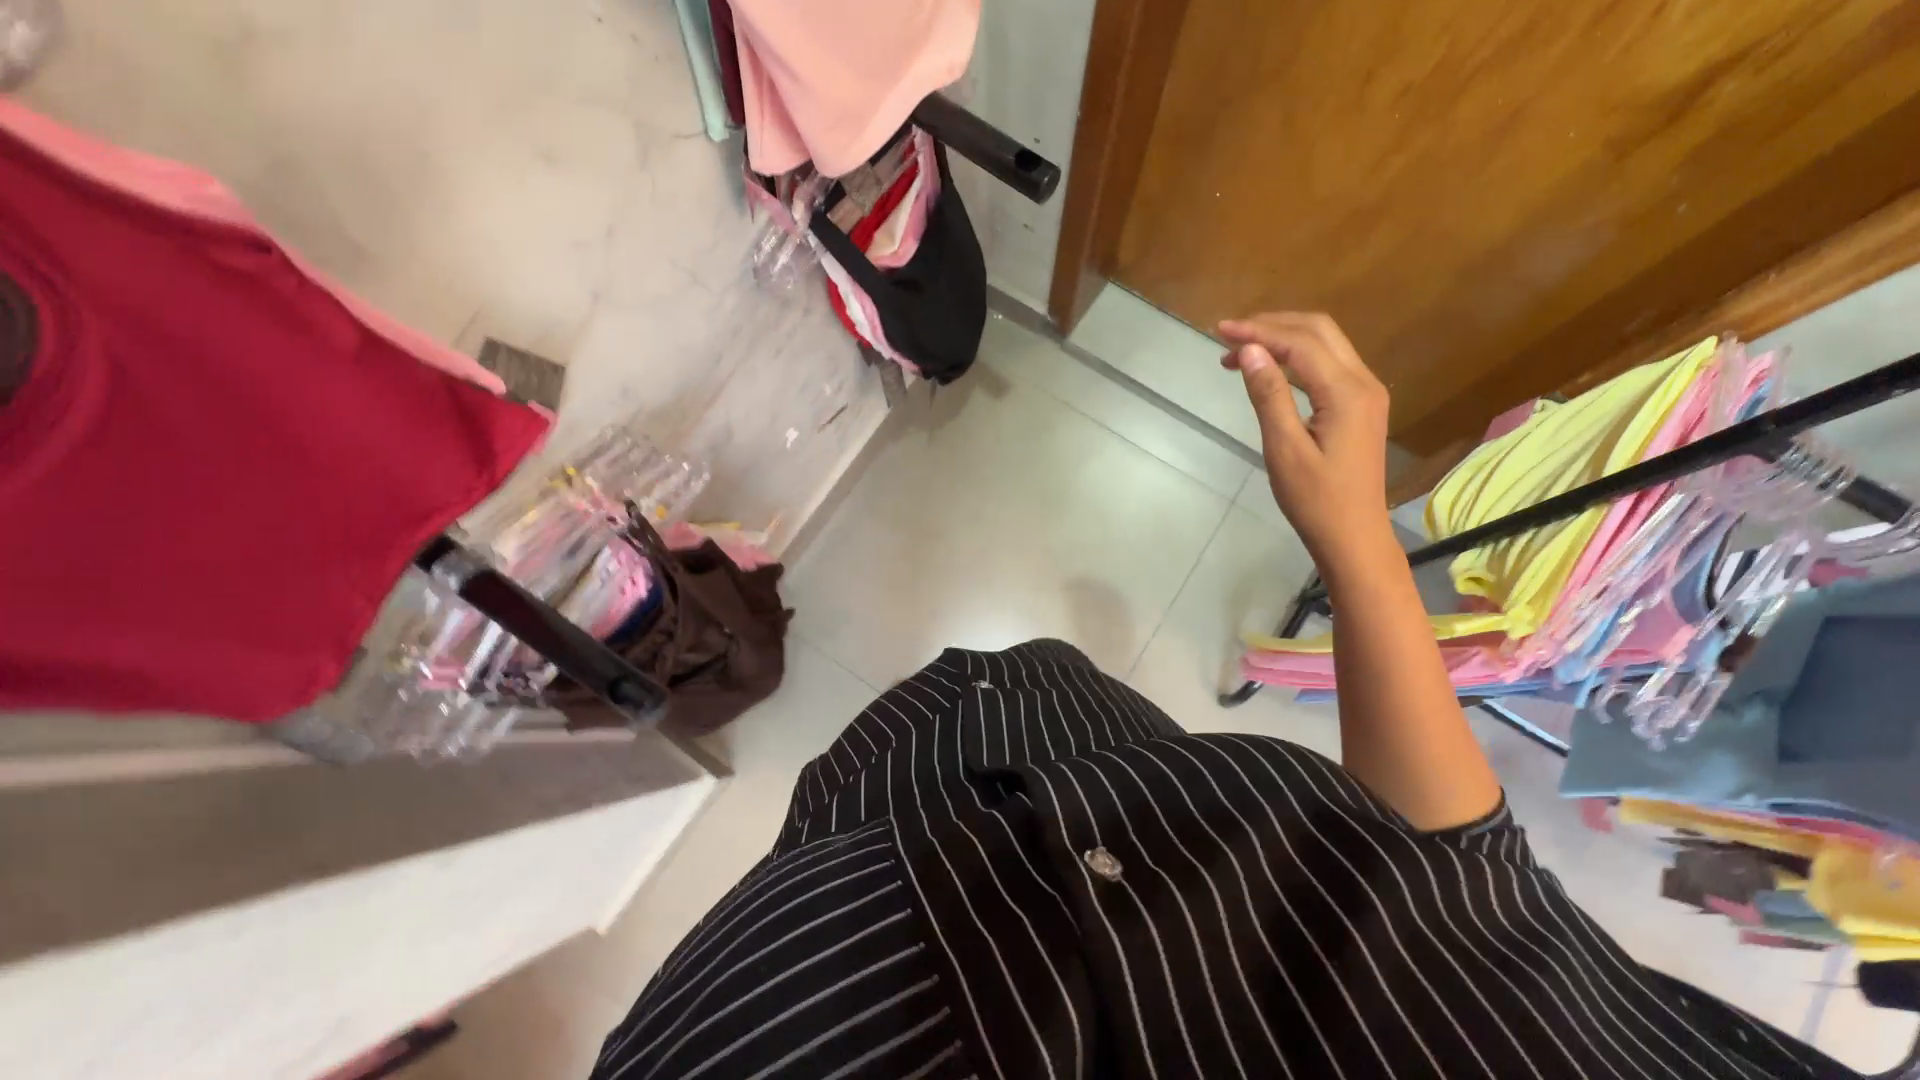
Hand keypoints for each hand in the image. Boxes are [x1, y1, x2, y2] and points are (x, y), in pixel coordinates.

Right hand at [1220, 312, 1393, 568]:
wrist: (1353, 536)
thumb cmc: (1315, 500)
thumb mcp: (1284, 449)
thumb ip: (1269, 396)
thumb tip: (1251, 351)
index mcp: (1346, 392)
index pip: (1299, 343)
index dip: (1258, 332)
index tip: (1220, 331)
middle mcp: (1363, 382)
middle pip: (1318, 330)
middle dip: (1272, 325)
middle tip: (1229, 338)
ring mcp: (1367, 393)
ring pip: (1326, 344)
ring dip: (1284, 339)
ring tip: (1241, 353)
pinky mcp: (1361, 405)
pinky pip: (1330, 364)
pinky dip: (1297, 357)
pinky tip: (1270, 369)